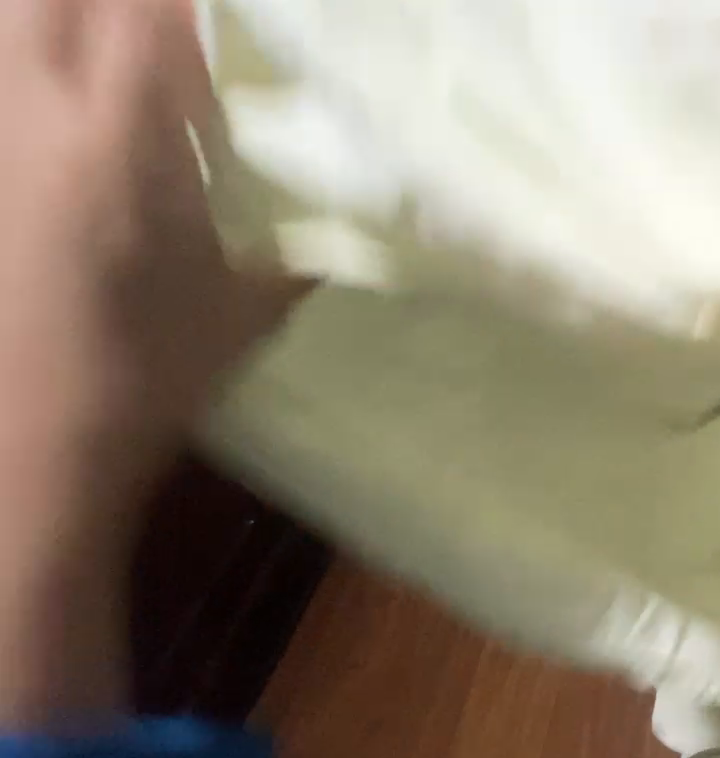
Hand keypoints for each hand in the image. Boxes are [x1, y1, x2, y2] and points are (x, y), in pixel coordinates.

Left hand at [0, 0, 301, 723]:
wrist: (29, 422)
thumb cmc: (154, 370)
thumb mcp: (248, 308)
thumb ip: (292, 246)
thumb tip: (352, 219)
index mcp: (122, 149)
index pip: (151, 22)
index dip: (197, 3)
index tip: (265, 13)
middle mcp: (34, 114)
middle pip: (63, 3)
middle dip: (136, 2)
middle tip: (198, 18)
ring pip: (20, 22)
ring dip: (85, 20)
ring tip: (146, 38)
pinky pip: (13, 70)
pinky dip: (51, 53)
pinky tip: (84, 72)